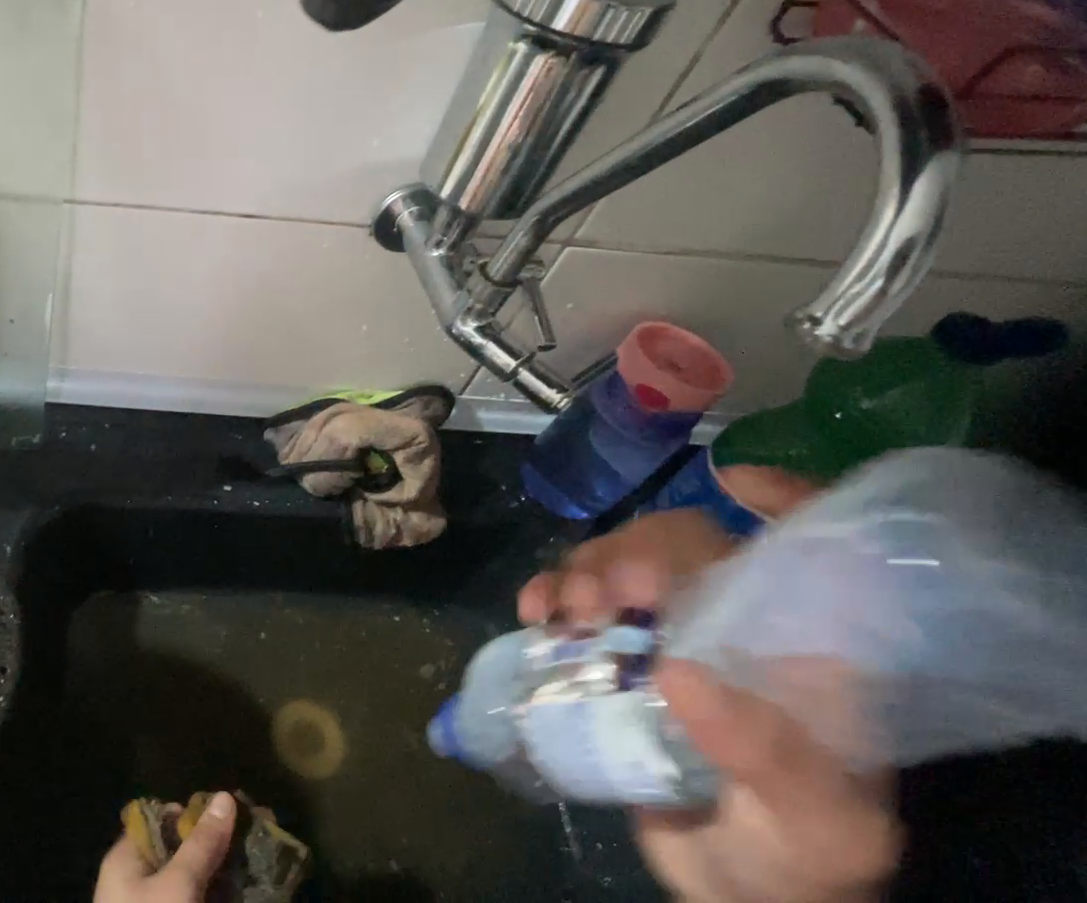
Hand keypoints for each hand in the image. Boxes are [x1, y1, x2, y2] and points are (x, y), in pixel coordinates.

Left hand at [95, 791, 237, 902]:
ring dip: (217, 871)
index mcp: (125, 856)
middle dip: (212, 843)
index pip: (159, 818)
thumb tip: (225, 795)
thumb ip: (201, 843)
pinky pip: (192, 896)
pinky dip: (213, 892)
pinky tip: (239, 888)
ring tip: (252, 861)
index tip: (228, 813)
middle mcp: (135, 877)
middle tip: (249, 838)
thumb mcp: (177, 883)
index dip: (192, 812)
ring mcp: (150, 900)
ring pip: (189, 877)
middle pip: (178, 848)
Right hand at [517, 474, 900, 902]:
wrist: (733, 891)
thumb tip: (680, 673)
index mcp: (808, 648)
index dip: (783, 502)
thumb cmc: (795, 859)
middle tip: (603, 598)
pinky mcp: (616, 651)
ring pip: (623, 559)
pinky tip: (531, 612)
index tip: (731, 481)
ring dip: (584, 569)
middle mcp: (740, 624)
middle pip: (691, 545)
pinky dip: (546, 591)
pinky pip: (574, 598)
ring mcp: (670, 633)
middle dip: (639, 551)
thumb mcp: (812, 826)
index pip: (811, 551)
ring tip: (562, 613)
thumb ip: (767, 757)